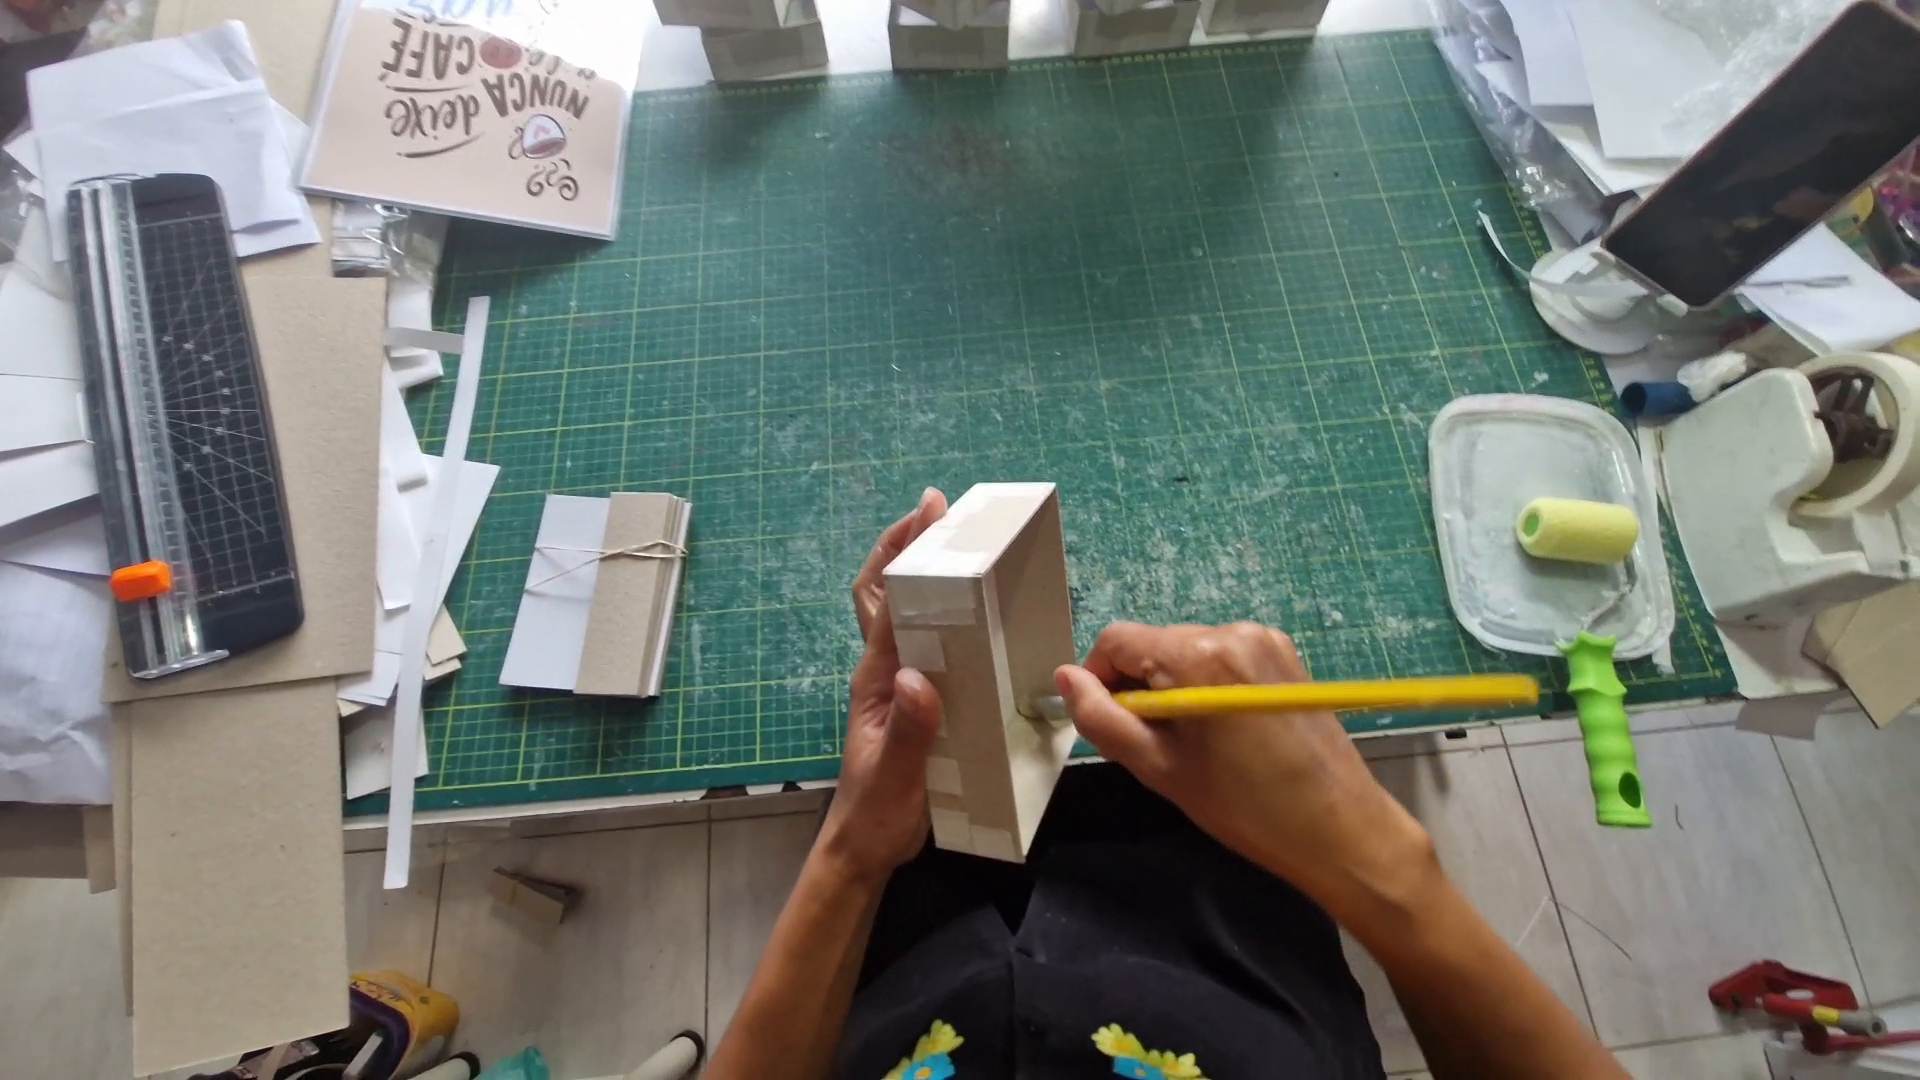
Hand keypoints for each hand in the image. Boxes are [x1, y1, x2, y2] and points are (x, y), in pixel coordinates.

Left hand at [817, 489, 950, 886]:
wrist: (869, 845)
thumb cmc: (875, 812)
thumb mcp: (893, 777)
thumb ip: (907, 732)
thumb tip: (918, 675)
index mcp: (877, 676)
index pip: (890, 602)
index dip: (906, 553)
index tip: (929, 512)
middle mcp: (887, 668)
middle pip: (887, 592)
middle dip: (907, 546)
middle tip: (940, 511)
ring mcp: (902, 680)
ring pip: (909, 612)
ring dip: (927, 573)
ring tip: (961, 546)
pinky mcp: (922, 697)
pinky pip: (932, 643)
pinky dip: (948, 614)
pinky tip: (978, 613)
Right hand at [1055, 622, 1435, 914]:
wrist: (1342, 830)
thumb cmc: (1243, 806)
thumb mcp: (1158, 767)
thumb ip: (1101, 718)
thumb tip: (1065, 677)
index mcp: (1197, 654)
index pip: (1116, 640)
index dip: (1098, 678)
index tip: (1111, 723)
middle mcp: (1230, 629)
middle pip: (1152, 644)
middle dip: (1138, 685)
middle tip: (1156, 743)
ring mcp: (1263, 636)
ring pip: (1184, 649)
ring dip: (1171, 685)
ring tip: (1194, 740)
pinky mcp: (1283, 652)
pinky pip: (1219, 655)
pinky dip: (1204, 681)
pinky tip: (1223, 727)